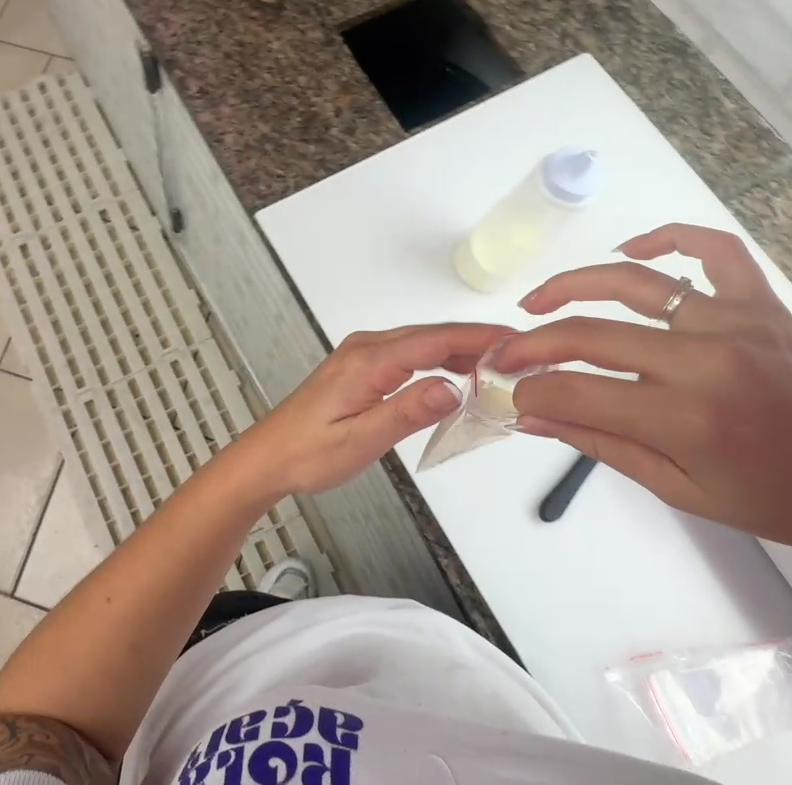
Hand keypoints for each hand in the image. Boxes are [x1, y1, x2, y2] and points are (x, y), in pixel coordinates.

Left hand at [226, 323, 512, 498]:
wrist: (268, 457)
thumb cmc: (308, 454)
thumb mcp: (361, 440)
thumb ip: (406, 412)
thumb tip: (452, 388)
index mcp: (367, 362)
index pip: (434, 341)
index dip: (478, 339)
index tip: (518, 341)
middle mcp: (365, 349)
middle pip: (432, 336)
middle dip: (477, 342)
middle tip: (523, 355)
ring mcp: (361, 355)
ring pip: (421, 343)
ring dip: (459, 351)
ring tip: (501, 366)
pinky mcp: (360, 367)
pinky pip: (408, 354)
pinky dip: (437, 360)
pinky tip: (457, 376)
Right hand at [499, 224, 791, 584]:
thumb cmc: (779, 504)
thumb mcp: (680, 491)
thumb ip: (600, 444)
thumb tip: (529, 416)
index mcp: (687, 420)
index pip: (574, 393)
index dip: (529, 393)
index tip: (511, 396)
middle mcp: (707, 360)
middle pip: (589, 336)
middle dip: (531, 346)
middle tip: (504, 356)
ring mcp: (739, 322)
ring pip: (633, 284)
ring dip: (571, 286)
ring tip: (535, 301)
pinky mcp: (765, 305)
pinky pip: (713, 251)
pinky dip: (667, 239)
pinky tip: (630, 250)